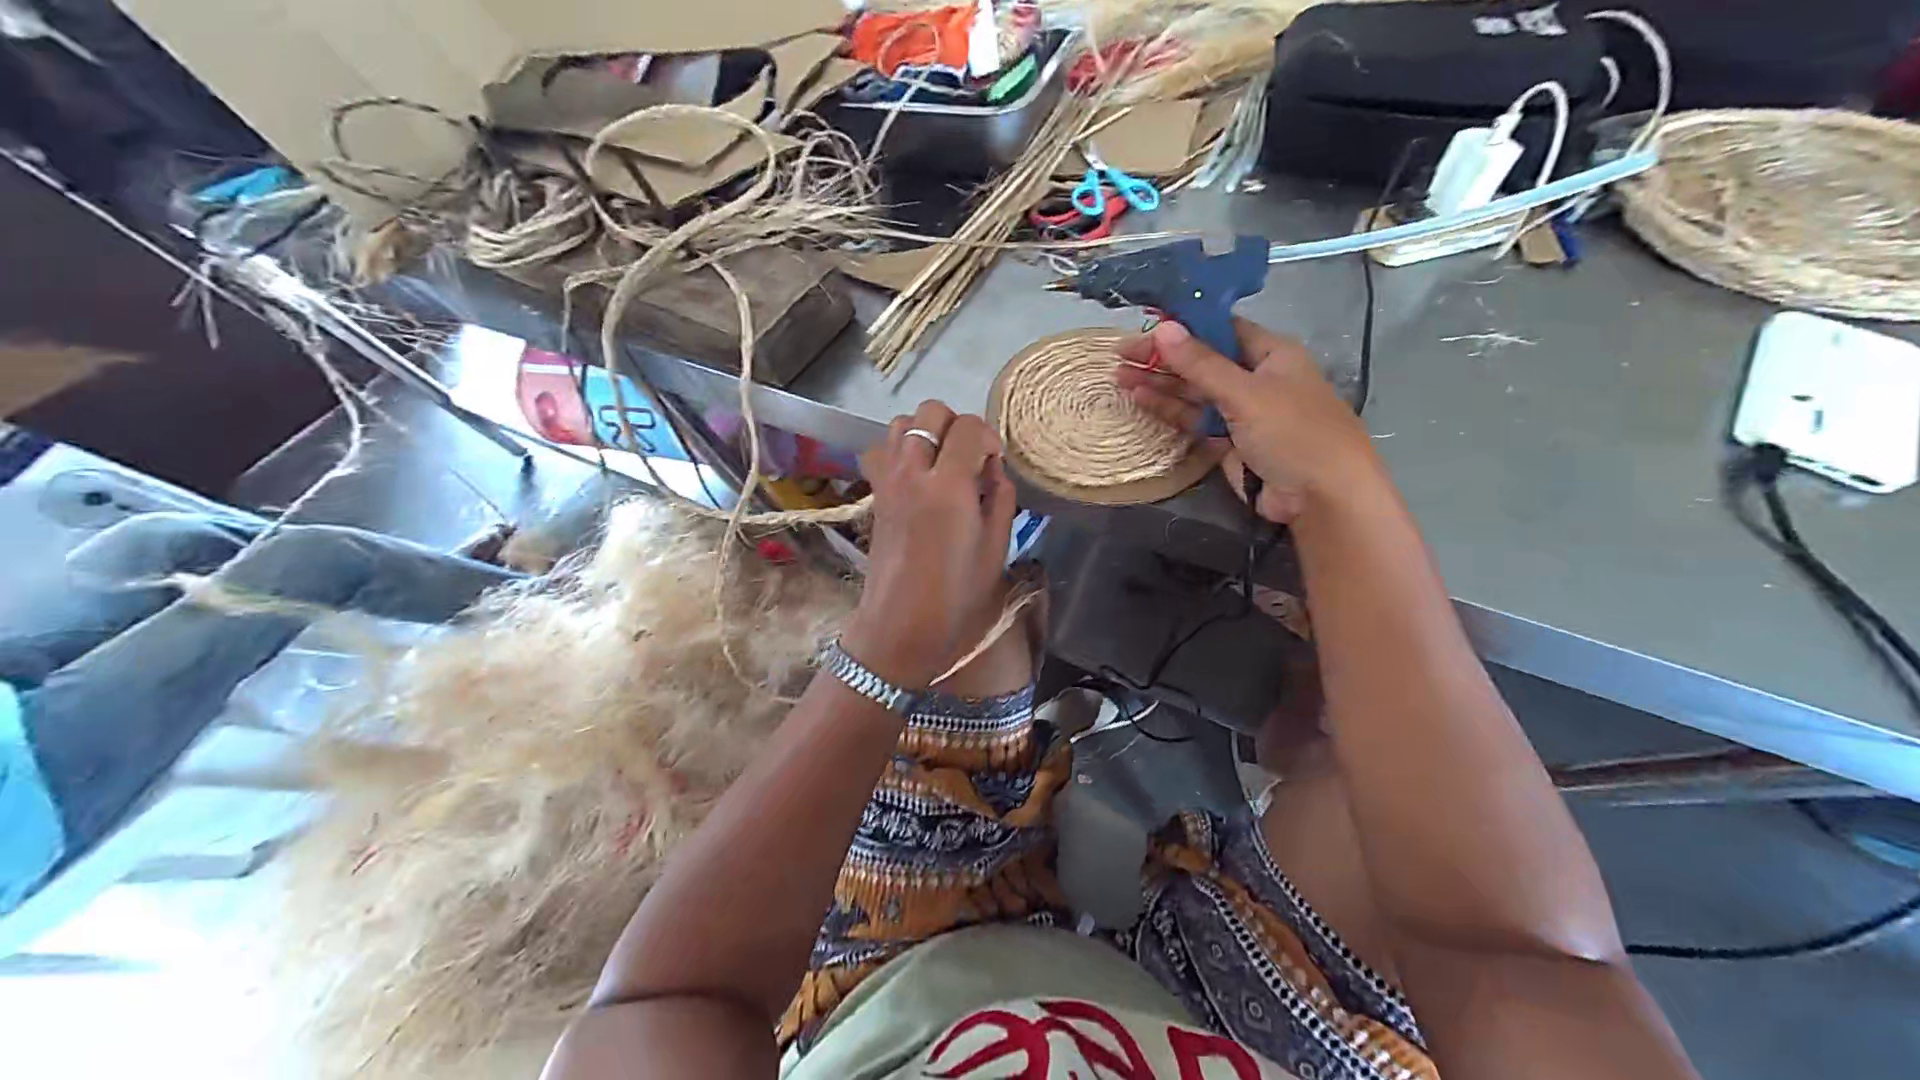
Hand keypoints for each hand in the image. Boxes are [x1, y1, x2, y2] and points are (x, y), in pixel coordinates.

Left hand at [841, 400, 1018, 688]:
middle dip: (956, 425)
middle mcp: (912, 472)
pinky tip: (915, 476)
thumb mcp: (996, 545)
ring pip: (901, 423)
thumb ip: (1000, 495)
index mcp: (948, 485)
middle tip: (969, 459)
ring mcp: (887, 480)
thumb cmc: (957, 593)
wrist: (902, 622)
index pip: (968, 427)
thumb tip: (991, 469)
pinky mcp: (874, 492)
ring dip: (925, 433)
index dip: (988, 438)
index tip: (994, 463)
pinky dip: (898, 450)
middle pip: (931, 412)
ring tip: (941, 463)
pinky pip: (881, 449)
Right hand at [1115, 318, 1383, 522]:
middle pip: (1202, 361)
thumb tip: (1163, 328)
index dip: (1184, 326)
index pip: (1221, 329)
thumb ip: (1201, 364)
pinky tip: (1140, 399)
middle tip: (1120, 355)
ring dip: (1159, 384)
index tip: (1145, 325)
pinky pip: (1194, 419)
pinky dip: (1169, 410)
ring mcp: (1241, 411)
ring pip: (1194, 391)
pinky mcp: (1228, 441)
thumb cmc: (1293, 433)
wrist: (1319, 497)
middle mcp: (1255, 378)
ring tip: (1119, 377)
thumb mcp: (1246, 394)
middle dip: (1163, 358)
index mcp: (1271, 354)